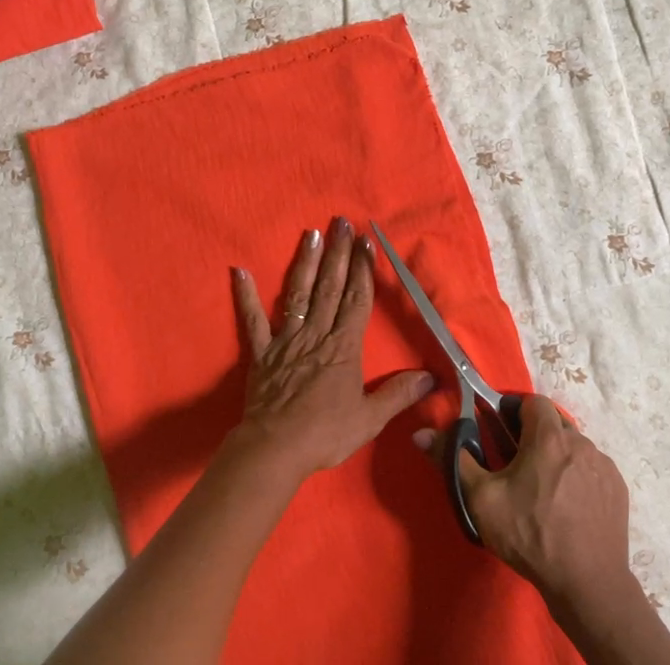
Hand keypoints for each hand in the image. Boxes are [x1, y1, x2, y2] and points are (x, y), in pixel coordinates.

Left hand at [230, 216, 435, 480]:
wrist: (276, 448)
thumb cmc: (325, 434)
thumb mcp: (370, 418)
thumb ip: (398, 394)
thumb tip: (430, 377)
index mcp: (344, 347)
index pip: (357, 300)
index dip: (363, 270)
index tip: (366, 241)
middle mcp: (317, 334)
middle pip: (330, 287)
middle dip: (338, 254)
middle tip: (341, 222)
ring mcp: (286, 340)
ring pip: (298, 294)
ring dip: (304, 263)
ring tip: (311, 233)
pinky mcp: (261, 353)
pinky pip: (252, 320)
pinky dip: (246, 296)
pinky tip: (240, 271)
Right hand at [416, 395, 631, 601]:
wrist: (587, 584)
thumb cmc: (530, 535)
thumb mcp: (482, 499)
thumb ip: (453, 460)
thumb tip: (421, 433)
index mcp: (549, 437)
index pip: (533, 401)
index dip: (514, 411)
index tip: (500, 433)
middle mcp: (581, 443)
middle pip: (554, 423)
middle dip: (534, 436)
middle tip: (515, 466)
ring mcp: (603, 466)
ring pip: (574, 447)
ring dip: (557, 457)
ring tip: (541, 491)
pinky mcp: (618, 489)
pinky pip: (591, 469)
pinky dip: (577, 477)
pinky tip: (566, 507)